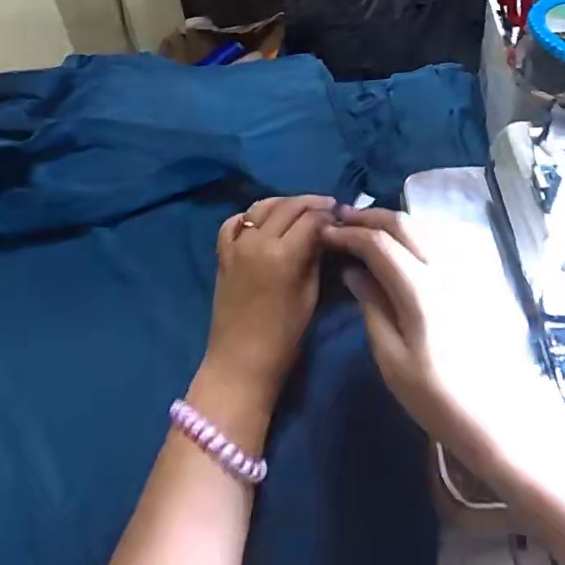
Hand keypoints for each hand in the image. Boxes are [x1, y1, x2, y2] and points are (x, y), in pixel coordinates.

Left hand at [203, 196, 334, 396]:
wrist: (241, 361)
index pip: (312, 219)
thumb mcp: (311, 293)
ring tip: (300, 209)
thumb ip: (316, 257)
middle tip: (328, 207)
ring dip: (284, 204)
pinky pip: (233, 223)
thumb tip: (324, 234)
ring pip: (261, 207)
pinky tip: (262, 222)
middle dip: (312, 203)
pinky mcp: (222, 255)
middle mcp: (258, 242)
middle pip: (288, 206)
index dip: (329, 215)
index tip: (341, 217)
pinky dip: (248, 216)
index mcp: (284, 255)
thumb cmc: (284, 333)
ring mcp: (237, 247)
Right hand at [321, 208, 564, 471]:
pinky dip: (417, 229)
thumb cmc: (433, 393)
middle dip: (370, 217)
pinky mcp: (476, 274)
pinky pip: (443, 236)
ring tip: (367, 226)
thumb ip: (371, 305)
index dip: (349, 233)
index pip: (379, 244)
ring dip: (393, 219)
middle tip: (342, 219)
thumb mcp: (390, 357)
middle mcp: (445, 267)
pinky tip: (405, 240)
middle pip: (404, 224)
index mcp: (420, 289)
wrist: (490, 410)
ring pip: (425, 225)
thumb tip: (353, 269)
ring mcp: (464, 267)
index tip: (325, 234)